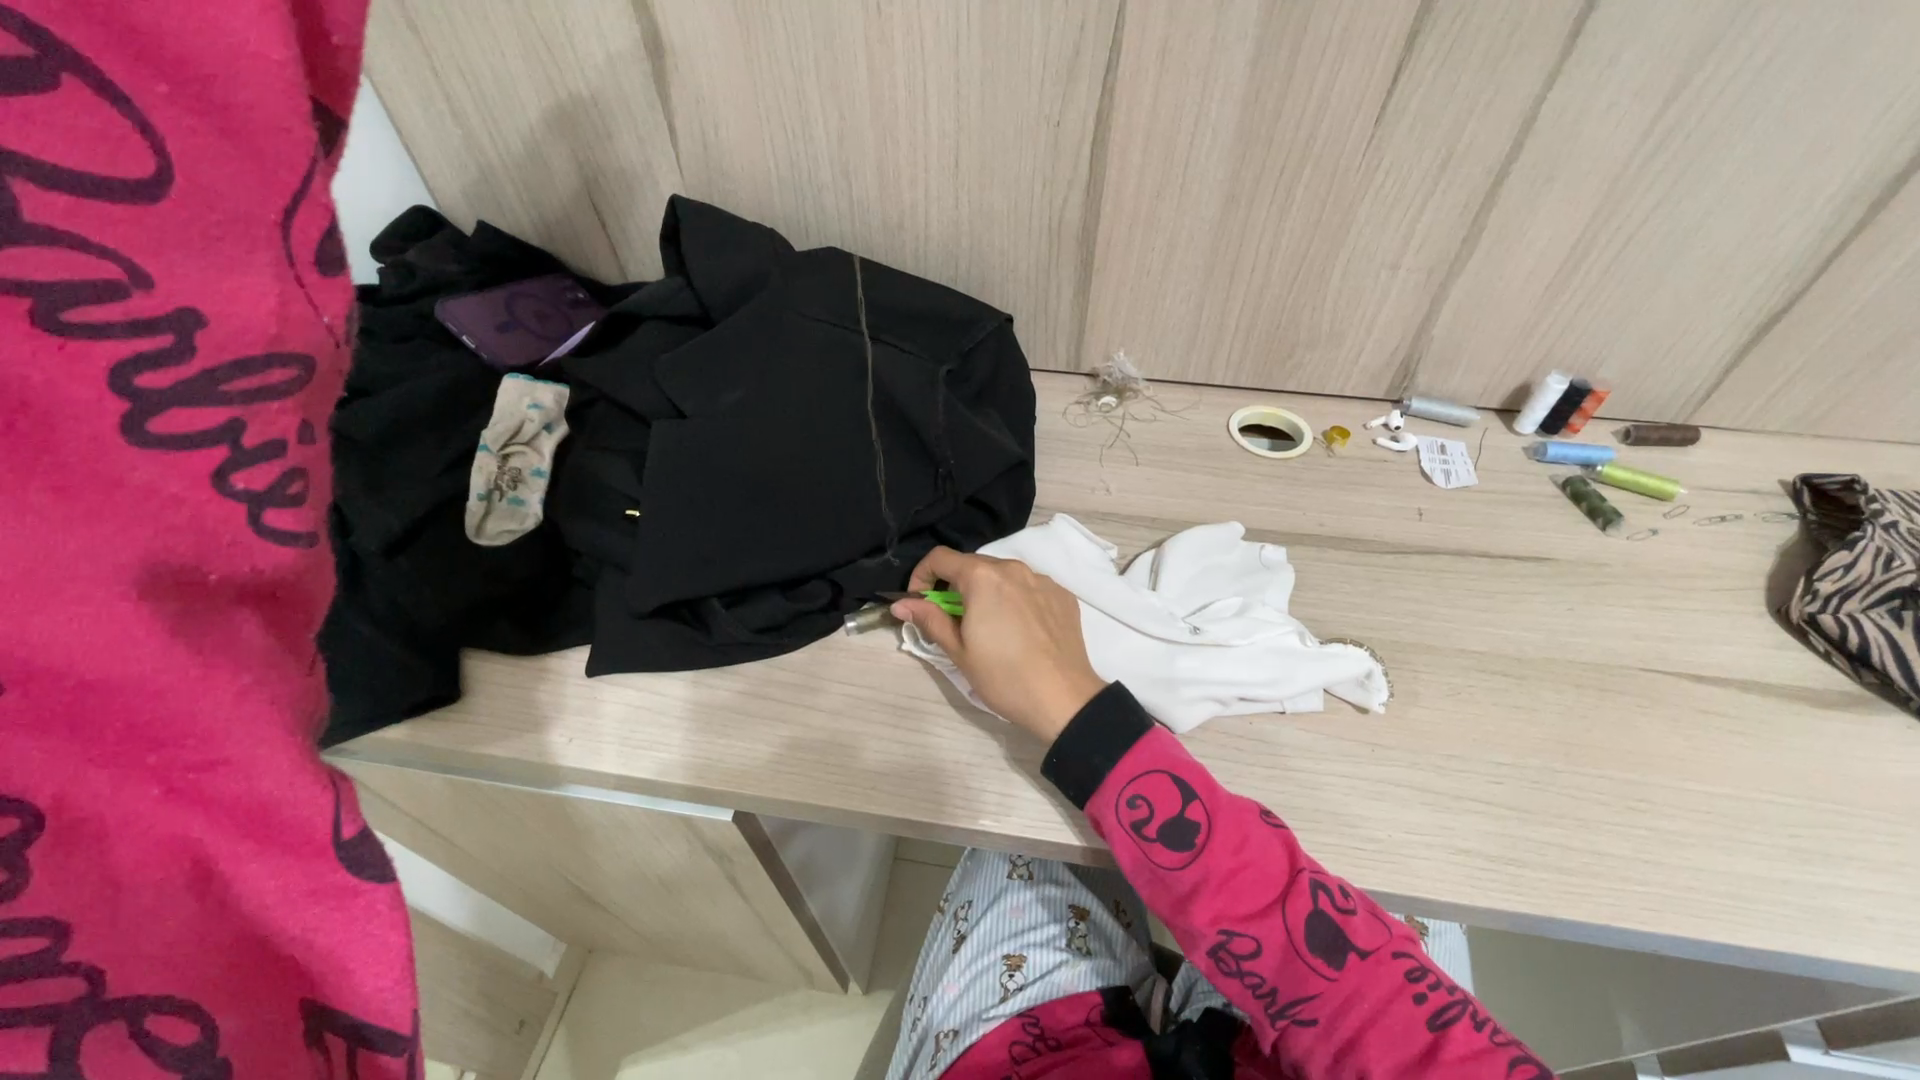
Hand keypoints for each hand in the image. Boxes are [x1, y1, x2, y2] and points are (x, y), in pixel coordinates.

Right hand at [891, 546, 1107, 742]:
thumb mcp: (959, 651)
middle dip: (955, 586)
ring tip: (988, 627)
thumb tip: (902, 604)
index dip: (922, 576)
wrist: (1064, 698)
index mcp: (982, 578)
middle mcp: (1013, 568)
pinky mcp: (1062, 595)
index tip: (920, 602)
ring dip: (987, 592)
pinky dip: (1015, 600)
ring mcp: (1042, 580)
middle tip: (952, 620)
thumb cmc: (1003, 677)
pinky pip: (1029, 588)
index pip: (941, 558)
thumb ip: (930, 619)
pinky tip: (1019, 631)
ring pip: (1003, 576)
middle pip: (973, 565)